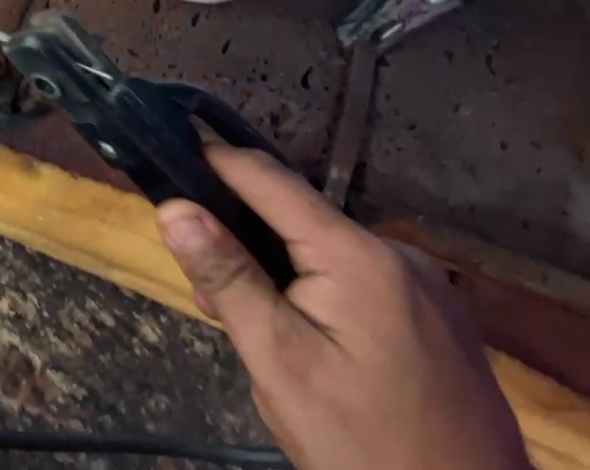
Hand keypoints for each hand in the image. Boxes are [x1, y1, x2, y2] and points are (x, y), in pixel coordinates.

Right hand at [156, 147, 530, 469]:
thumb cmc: (361, 437)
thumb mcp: (277, 356)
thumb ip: (225, 275)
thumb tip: (172, 206)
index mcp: (360, 257)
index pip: (266, 177)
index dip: (208, 159)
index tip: (157, 153)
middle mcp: (399, 257)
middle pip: (289, 217)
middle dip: (234, 239)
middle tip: (202, 292)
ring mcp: (423, 288)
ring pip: (317, 252)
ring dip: (269, 271)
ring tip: (249, 329)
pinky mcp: (433, 318)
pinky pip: (351, 280)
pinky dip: (308, 292)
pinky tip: (298, 340)